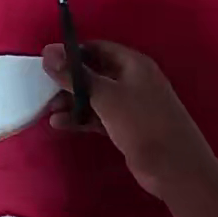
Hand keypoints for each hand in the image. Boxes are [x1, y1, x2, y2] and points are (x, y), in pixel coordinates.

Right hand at [42, 40, 217, 199]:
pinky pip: (99, 116)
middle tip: (43, 89)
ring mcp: (131, 105)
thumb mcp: (106, 97)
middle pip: (95, 72)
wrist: (174, 168)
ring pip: (96, 97)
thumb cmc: (142, 123)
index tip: (48, 62)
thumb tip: (48, 51)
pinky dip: (81, 119)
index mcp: (134, 64)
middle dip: (70, 80)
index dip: (73, 53)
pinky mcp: (127, 127)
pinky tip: (60, 124)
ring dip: (73, 102)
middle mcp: (133, 80)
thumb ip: (76, 75)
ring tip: (47, 109)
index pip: (98, 48)